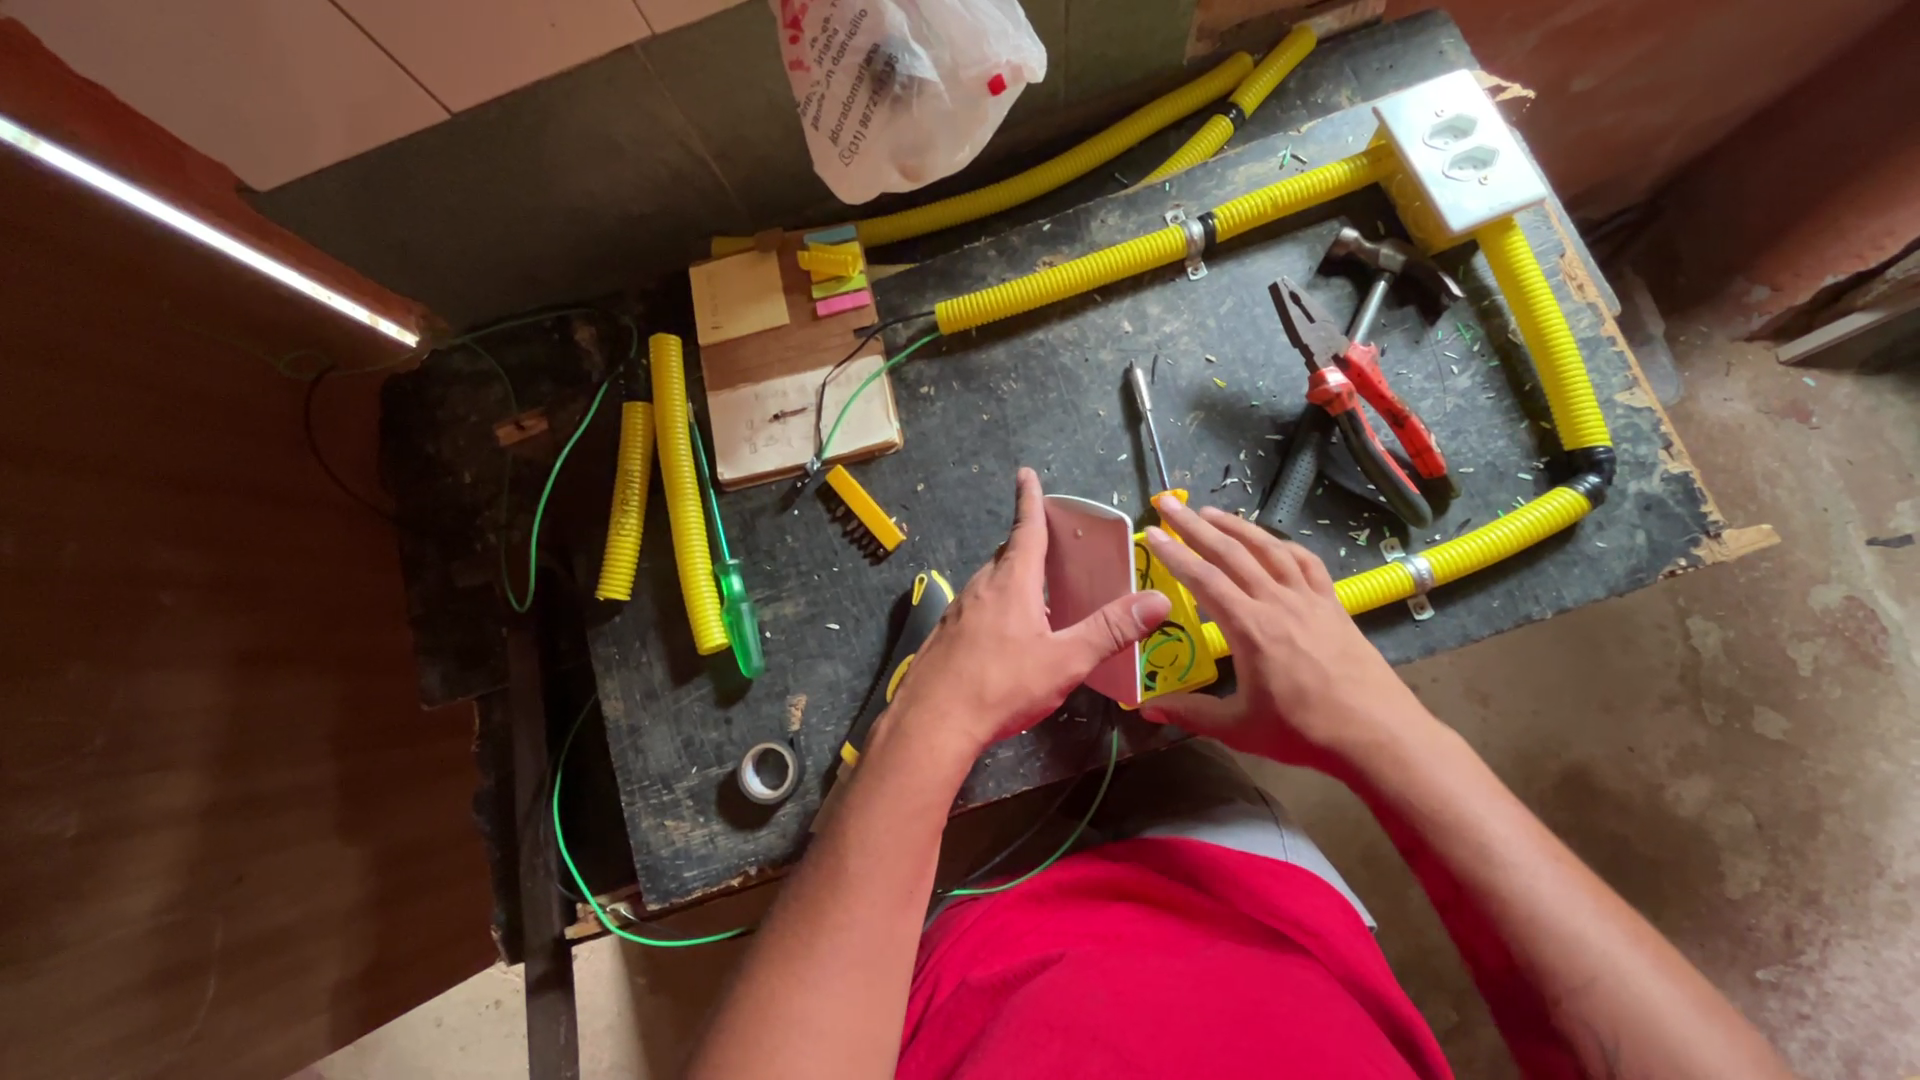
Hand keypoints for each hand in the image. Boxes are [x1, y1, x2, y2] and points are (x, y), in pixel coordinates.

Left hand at [878, 467, 1172, 759]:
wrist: (932, 722)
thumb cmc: (1001, 685)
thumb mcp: (1065, 660)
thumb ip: (1109, 630)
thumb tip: (1158, 600)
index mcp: (1011, 582)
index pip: (1025, 529)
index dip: (1030, 500)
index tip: (1026, 474)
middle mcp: (981, 587)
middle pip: (1007, 554)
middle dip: (1026, 543)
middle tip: (1047, 543)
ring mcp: (958, 612)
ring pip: (989, 582)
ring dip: (1011, 578)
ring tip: (1034, 592)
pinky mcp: (944, 636)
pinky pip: (976, 608)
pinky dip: (995, 606)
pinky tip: (1004, 636)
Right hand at [1138, 495, 1431, 771]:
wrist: (1377, 735)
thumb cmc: (1304, 732)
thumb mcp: (1239, 728)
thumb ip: (1191, 713)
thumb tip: (1147, 708)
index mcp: (1250, 628)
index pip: (1203, 579)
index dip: (1174, 554)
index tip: (1152, 533)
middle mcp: (1277, 603)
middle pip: (1231, 552)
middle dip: (1195, 526)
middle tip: (1168, 503)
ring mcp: (1309, 600)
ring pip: (1268, 549)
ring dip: (1236, 526)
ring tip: (1210, 512)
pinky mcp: (1333, 605)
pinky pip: (1305, 563)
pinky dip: (1282, 545)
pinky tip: (1270, 542)